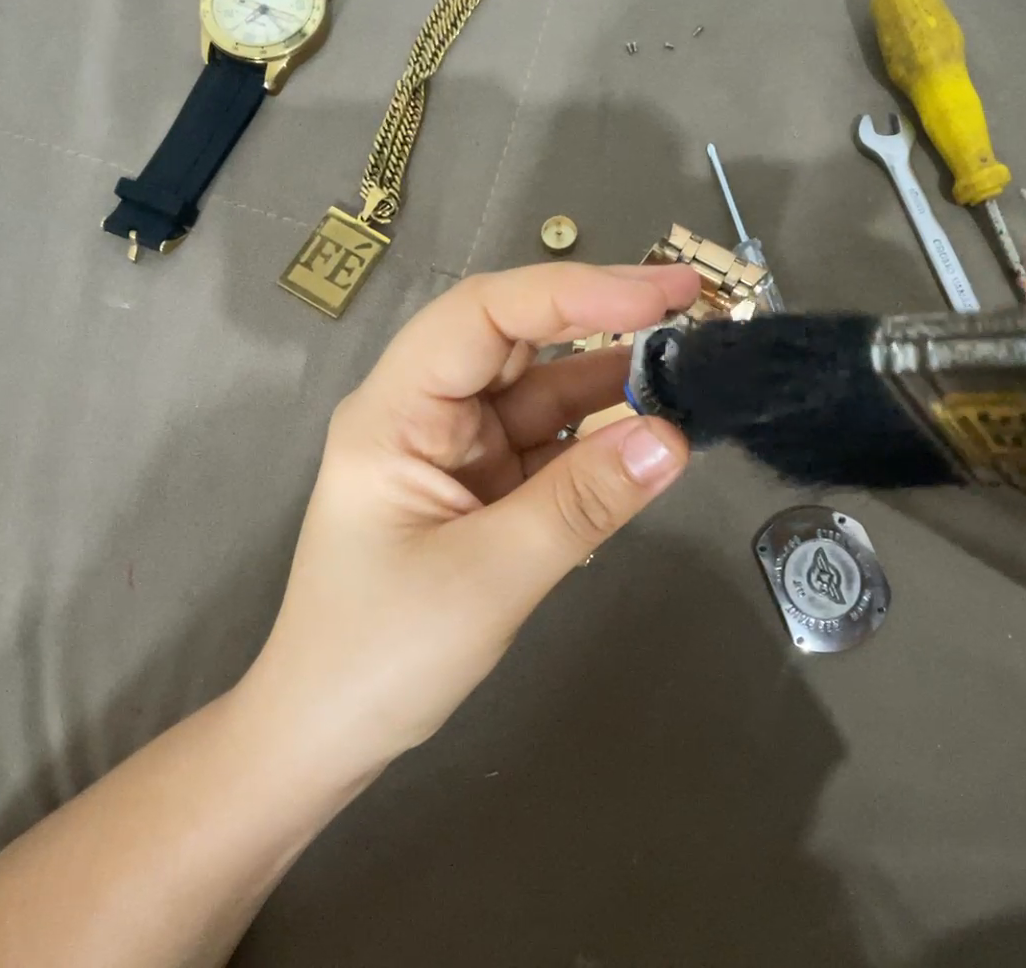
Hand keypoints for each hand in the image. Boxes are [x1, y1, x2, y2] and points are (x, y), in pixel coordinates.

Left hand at [242, 263, 698, 770]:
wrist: (329, 734)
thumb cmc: (381, 655)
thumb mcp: (488, 576)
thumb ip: (582, 502)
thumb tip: (674, 439)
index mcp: (395, 412)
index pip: (484, 317)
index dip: (575, 291)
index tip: (665, 293)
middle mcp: (424, 416)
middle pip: (517, 345)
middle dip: (603, 323)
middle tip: (696, 310)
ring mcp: (456, 455)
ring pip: (542, 397)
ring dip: (612, 387)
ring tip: (694, 374)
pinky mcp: (483, 494)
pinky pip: (551, 452)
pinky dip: (601, 446)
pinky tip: (654, 436)